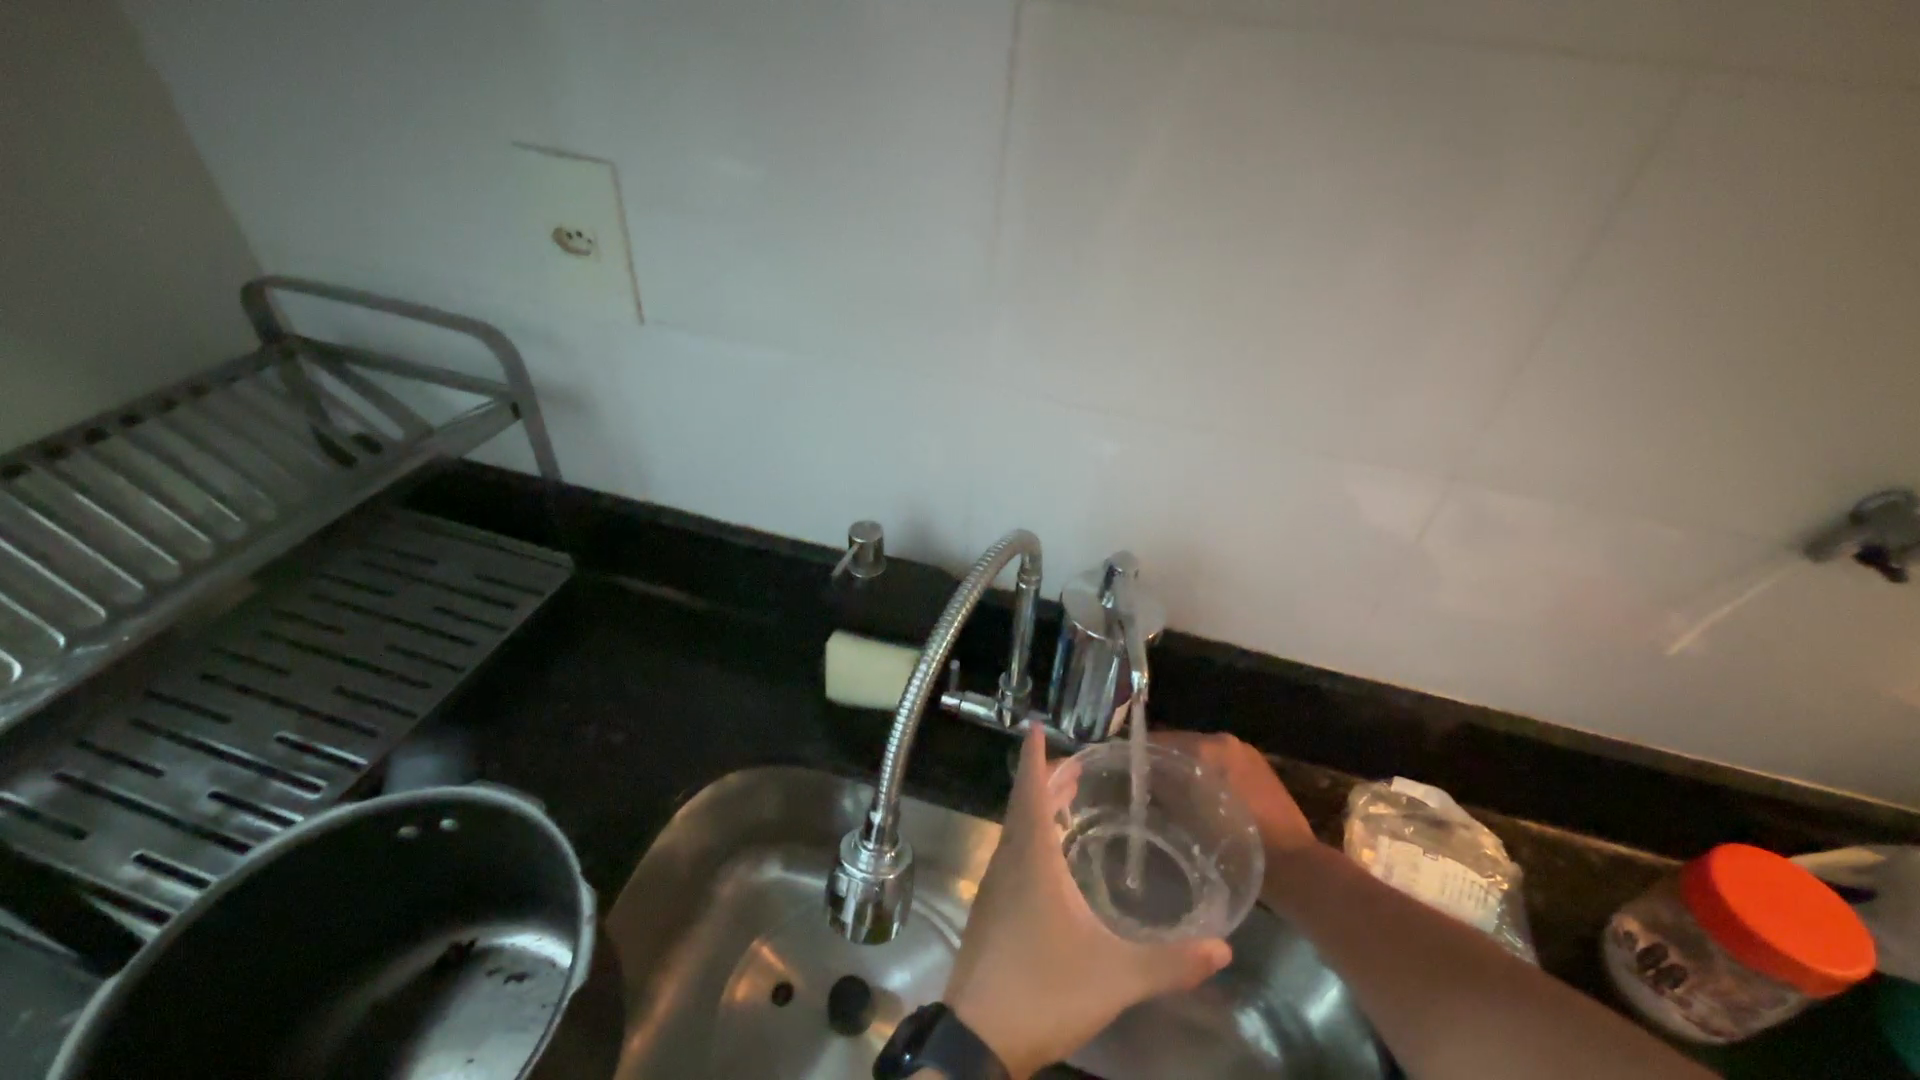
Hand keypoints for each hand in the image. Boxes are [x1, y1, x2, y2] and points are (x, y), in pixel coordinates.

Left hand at [941, 727, 1230, 1078]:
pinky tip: (1051, 862)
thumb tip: (1223, 947)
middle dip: (1045, 781)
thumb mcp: (1115, 977)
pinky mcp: (990, 916)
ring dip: (1035, 810)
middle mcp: (1007, 865)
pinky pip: (1011, 859)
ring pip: (1014, 834)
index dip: (1034, 758)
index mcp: (1031, 861)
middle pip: (1022, 807)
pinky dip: (1030, 841)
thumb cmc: (1043, 990)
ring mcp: (994, 892)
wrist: (978, 1039)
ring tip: (1065, 802)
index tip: (1035, 726)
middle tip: (1075, 764)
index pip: (1030, 792)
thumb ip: (1170, 962)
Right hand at [1152, 731, 1314, 855]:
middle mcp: (1225, 741)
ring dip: (1184, 770)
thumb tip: (1138, 774)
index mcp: (1205, 746)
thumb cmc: (1233, 843)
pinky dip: (1206, 776)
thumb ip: (1158, 788)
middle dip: (1161, 764)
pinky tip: (1200, 801)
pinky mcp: (1259, 768)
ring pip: (1201, 755)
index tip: (1122, 776)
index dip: (1138, 758)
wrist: (1292, 865)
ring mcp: (1245, 753)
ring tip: (1169, 797)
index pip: (1157, 742)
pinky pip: (1220, 764)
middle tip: (1142, 788)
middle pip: (1180, 745)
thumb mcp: (1183, 817)